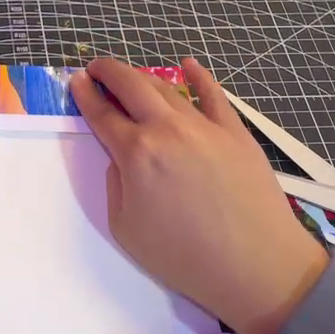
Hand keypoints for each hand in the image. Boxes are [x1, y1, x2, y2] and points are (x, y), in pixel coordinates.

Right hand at [70, 57, 326, 333]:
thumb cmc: (185, 257)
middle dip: (108, 71)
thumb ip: (116, 183)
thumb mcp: (125, 228)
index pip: (102, 113)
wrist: (257, 267)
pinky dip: (199, 76)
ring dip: (142, 77)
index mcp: (136, 153)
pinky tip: (189, 65)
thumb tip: (124, 158)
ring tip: (130, 76)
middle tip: (97, 67)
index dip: (85, 94)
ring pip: (167, 89)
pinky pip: (214, 95)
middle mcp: (167, 129)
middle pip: (131, 85)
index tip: (77, 80)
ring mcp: (204, 126)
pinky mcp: (235, 132)